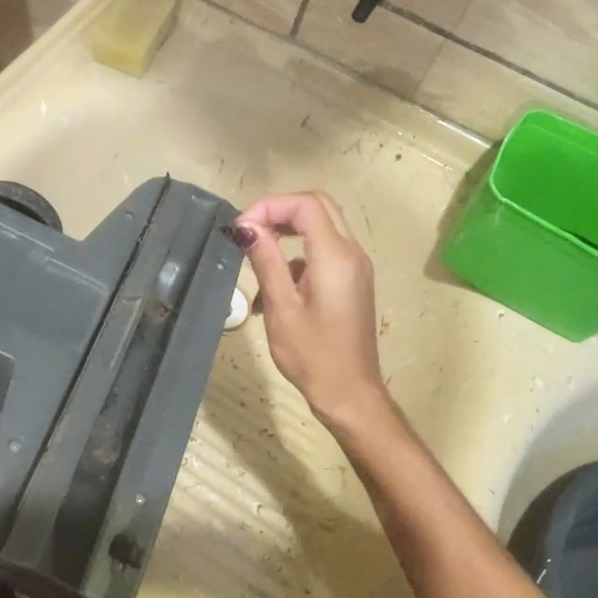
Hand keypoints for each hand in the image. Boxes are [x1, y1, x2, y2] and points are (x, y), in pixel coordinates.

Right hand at [236, 192, 389, 427]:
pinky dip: (296, 257)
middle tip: (249, 233)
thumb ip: (266, 260)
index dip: (270, 206)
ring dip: (287, 233)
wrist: (349, 393)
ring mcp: (356, 267)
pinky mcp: (352, 281)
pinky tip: (272, 291)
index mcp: (335, 256)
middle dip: (279, 211)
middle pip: (317, 206)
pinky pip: (324, 252)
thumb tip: (247, 226)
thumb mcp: (281, 307)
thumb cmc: (312, 355)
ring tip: (255, 261)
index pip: (305, 204)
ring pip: (322, 227)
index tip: (242, 229)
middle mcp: (351, 253)